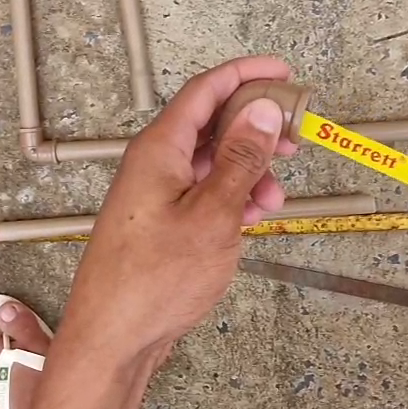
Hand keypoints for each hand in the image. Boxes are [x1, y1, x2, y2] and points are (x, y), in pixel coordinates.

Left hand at [57, 56, 298, 364]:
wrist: (113, 337)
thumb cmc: (153, 281)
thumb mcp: (212, 215)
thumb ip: (240, 161)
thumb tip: (262, 113)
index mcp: (160, 148)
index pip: (205, 90)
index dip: (246, 74)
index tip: (282, 72)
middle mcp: (154, 163)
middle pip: (211, 124)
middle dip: (256, 128)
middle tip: (294, 138)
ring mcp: (156, 192)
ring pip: (211, 162)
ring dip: (248, 170)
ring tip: (274, 197)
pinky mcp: (160, 220)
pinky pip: (202, 191)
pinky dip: (231, 197)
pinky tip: (250, 217)